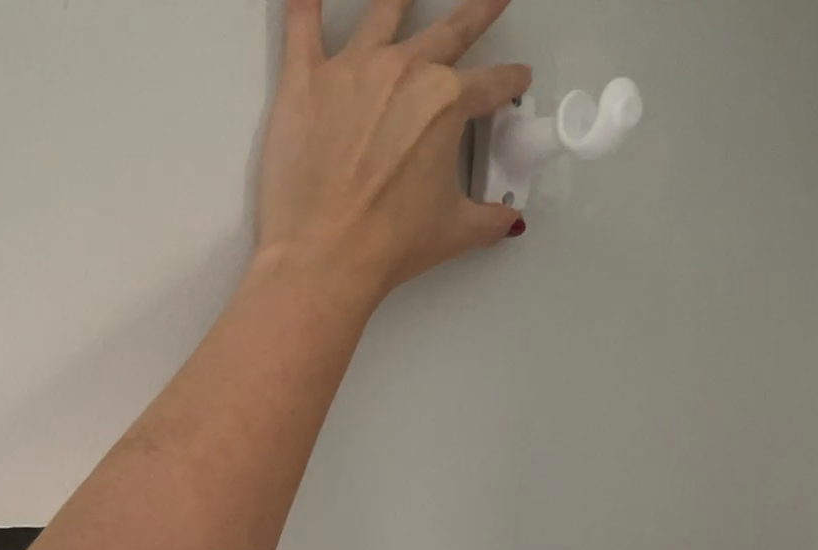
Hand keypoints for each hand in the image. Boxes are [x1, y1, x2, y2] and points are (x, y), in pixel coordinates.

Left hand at [256, 0, 530, 301]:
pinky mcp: (302, 82)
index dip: (510, 83)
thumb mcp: (454, 233)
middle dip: (476, 15)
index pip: (492, 84)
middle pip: (449, 32)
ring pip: (382, 14)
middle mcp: (403, 72)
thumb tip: (508, 221)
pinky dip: (305, 2)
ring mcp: (350, 71)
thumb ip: (488, 219)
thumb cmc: (388, 244)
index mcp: (447, 103)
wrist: (322, 257)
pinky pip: (301, 23)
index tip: (516, 79)